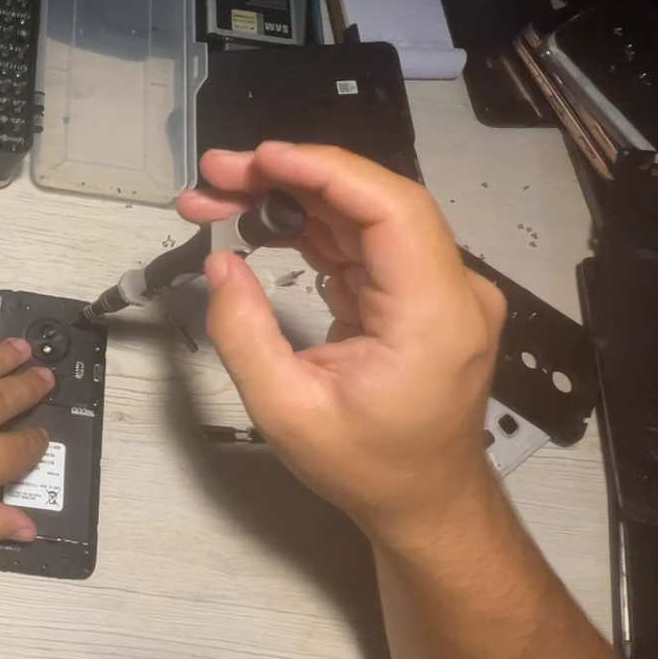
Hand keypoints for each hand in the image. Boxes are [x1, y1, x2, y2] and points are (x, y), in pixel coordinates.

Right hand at [175, 143, 505, 541]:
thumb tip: (219, 264)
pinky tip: (251, 222)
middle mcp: (444, 289)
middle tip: (213, 176)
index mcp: (432, 316)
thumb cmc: (364, 466)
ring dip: (284, 199)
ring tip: (214, 197)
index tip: (260, 159)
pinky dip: (299, 226)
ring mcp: (427, 289)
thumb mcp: (284, 410)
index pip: (391, 210)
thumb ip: (244, 333)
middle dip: (287, 178)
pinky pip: (351, 241)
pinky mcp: (405, 294)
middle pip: (368, 201)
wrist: (421, 500)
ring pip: (354, 215)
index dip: (325, 171)